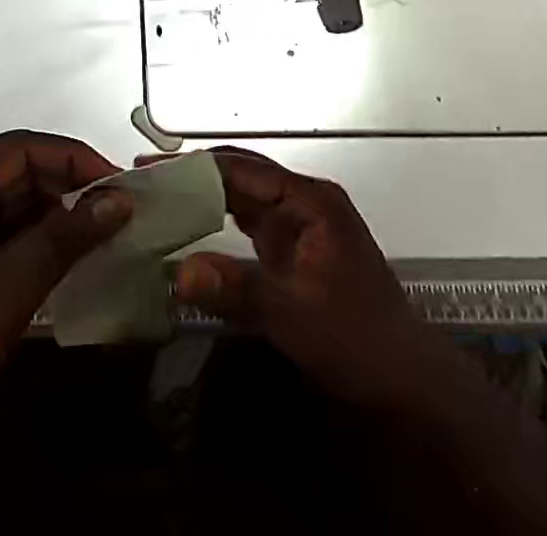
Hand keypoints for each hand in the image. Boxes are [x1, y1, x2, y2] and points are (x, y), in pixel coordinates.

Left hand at [0, 130, 133, 438]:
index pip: (16, 150)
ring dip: (62, 218)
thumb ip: (63, 239)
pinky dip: (44, 245)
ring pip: (16, 208)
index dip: (72, 159)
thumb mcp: (2, 289)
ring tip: (115, 231)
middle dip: (71, 189)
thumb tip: (118, 200)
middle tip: (126, 209)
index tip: (122, 181)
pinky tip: (82, 255)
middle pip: (17, 174)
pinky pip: (8, 239)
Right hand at [173, 148, 455, 412]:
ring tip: (154, 195)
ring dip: (199, 193)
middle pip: (238, 174)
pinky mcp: (289, 245)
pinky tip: (184, 223)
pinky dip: (212, 216)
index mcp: (310, 201)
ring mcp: (297, 222)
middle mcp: (303, 201)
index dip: (193, 166)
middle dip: (191, 174)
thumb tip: (179, 274)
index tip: (150, 171)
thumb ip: (237, 289)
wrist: (403, 381)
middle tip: (142, 180)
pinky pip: (243, 219)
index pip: (242, 168)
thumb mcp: (294, 314)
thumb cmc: (360, 339)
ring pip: (239, 194)